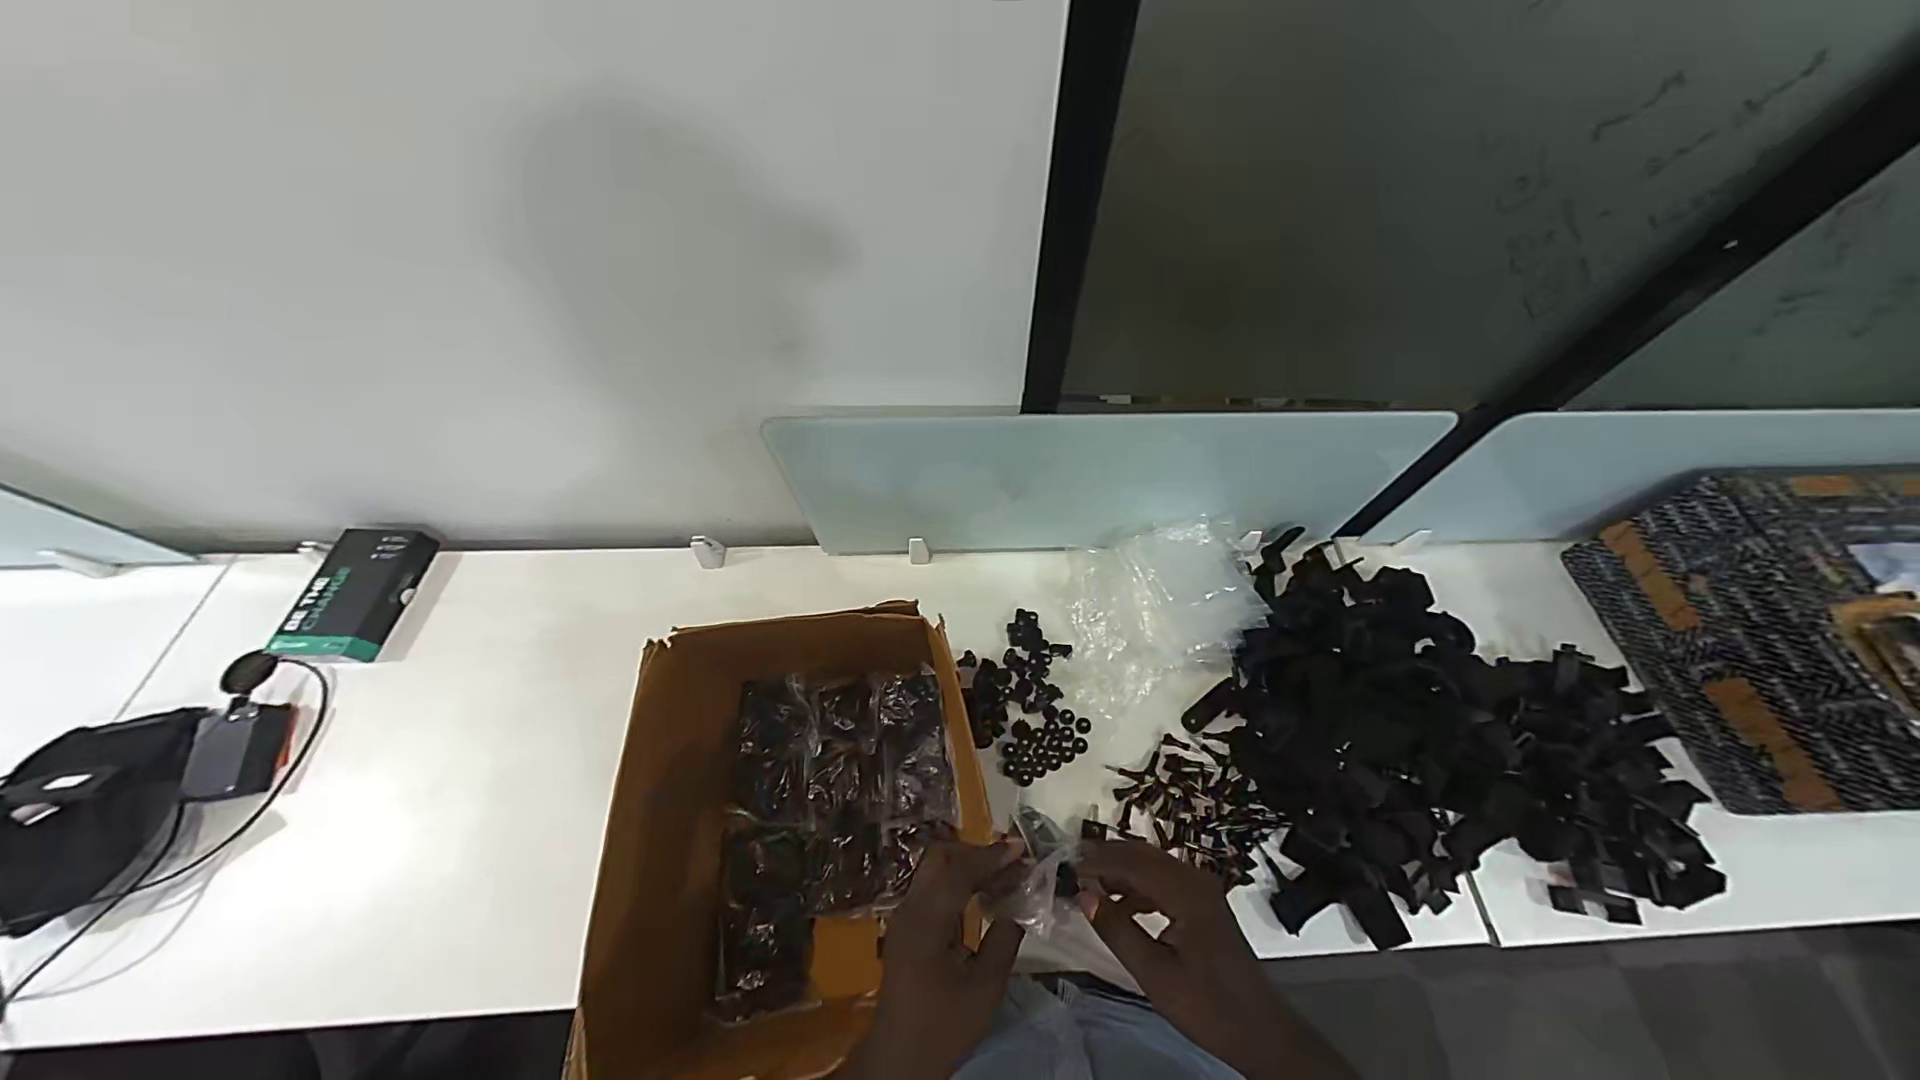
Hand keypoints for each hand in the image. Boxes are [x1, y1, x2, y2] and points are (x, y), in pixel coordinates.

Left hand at [839, 839, 1025, 1079]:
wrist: (900, 1056)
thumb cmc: (944, 1025)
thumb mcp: (985, 988)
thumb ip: (1004, 938)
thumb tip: (1020, 903)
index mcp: (925, 921)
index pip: (958, 872)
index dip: (991, 857)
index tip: (1021, 849)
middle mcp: (909, 908)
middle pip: (940, 858)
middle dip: (977, 853)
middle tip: (1012, 862)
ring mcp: (904, 913)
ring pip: (935, 868)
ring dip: (969, 864)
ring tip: (1004, 874)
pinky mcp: (907, 923)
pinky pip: (933, 885)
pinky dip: (959, 879)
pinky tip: (982, 892)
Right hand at [1076, 840, 1356, 1079]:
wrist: (1260, 1032)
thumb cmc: (1207, 1006)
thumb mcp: (1154, 974)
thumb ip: (1116, 929)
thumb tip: (1083, 893)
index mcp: (1185, 892)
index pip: (1132, 862)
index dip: (1097, 863)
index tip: (1068, 870)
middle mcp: (1194, 879)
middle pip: (1142, 854)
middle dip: (1106, 858)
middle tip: (1073, 868)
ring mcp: (1201, 888)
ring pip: (1152, 864)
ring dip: (1121, 870)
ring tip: (1090, 884)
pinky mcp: (1202, 902)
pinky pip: (1163, 879)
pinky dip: (1138, 884)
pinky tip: (1120, 904)